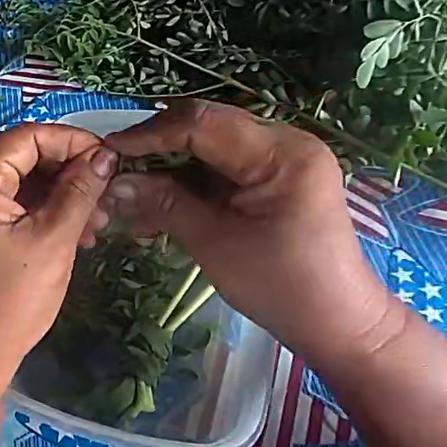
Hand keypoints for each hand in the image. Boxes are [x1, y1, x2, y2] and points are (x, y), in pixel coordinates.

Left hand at [0, 123, 116, 373]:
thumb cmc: (13, 299)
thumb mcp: (53, 240)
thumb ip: (79, 191)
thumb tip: (106, 155)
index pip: (26, 137)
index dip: (71, 141)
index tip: (109, 158)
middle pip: (25, 156)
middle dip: (70, 170)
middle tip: (108, 191)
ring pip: (26, 180)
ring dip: (64, 193)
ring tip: (101, 220)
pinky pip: (19, 203)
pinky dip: (49, 210)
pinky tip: (81, 231)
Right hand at [103, 100, 402, 368]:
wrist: (336, 322)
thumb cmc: (280, 285)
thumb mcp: (214, 243)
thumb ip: (165, 204)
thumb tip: (115, 183)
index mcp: (281, 153)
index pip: (202, 124)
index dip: (150, 134)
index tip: (110, 152)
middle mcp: (285, 143)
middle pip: (205, 128)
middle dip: (155, 148)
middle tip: (116, 170)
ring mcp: (280, 160)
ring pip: (207, 148)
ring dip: (167, 167)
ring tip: (129, 191)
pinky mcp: (272, 180)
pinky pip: (220, 169)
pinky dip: (187, 184)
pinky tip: (156, 204)